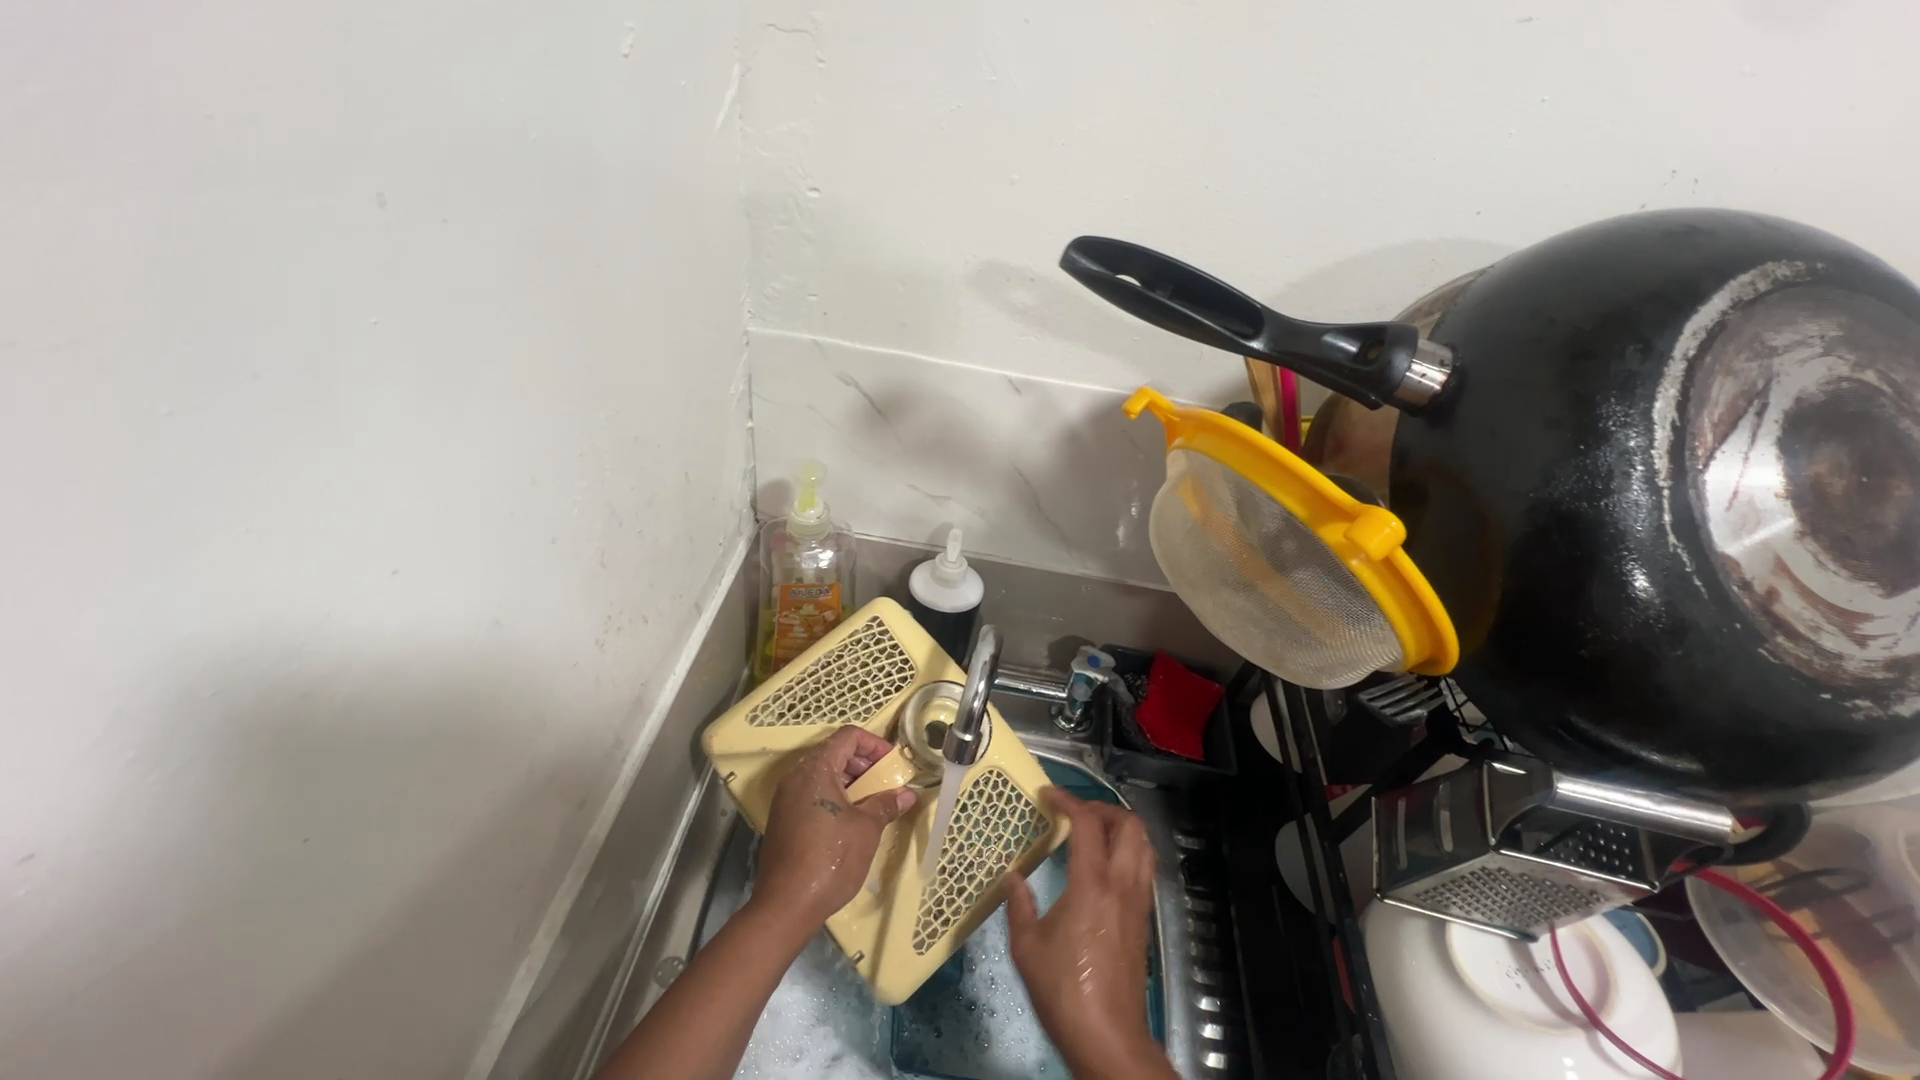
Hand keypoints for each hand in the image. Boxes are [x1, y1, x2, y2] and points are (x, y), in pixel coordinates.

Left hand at [752, 725, 917, 932]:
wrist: (786, 905)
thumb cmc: (831, 859)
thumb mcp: (866, 829)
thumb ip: (886, 804)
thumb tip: (908, 794)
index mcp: (816, 769)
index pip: (848, 736)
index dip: (874, 744)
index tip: (893, 764)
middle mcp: (796, 777)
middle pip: (834, 753)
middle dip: (864, 764)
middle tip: (886, 784)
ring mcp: (786, 798)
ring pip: (823, 775)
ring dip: (851, 782)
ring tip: (873, 804)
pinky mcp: (783, 819)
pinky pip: (812, 794)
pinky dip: (834, 797)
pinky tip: (851, 821)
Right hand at [1006, 788, 1170, 1078]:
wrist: (1108, 1035)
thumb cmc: (1063, 989)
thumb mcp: (1026, 947)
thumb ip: (1019, 905)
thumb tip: (1013, 877)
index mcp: (1093, 884)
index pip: (1088, 824)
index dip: (1068, 801)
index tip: (1047, 794)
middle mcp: (1123, 885)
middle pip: (1129, 825)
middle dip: (1102, 808)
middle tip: (1074, 813)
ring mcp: (1139, 902)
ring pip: (1144, 845)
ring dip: (1121, 828)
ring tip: (1092, 832)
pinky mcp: (1144, 919)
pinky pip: (1145, 868)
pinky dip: (1129, 851)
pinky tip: (1104, 866)